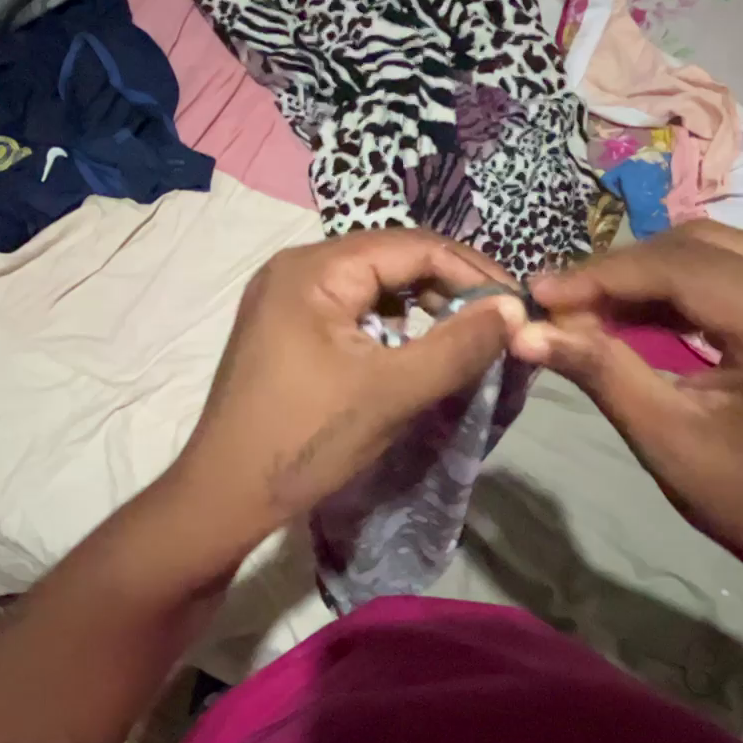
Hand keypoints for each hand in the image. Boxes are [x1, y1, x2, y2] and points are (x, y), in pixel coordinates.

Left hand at [171, 230, 524, 547]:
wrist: (224, 495)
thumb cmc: (305, 439)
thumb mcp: (391, 392)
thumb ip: (458, 346)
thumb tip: (513, 309)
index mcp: (315, 269)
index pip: (413, 246)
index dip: (472, 272)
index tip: (517, 306)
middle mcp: (296, 268)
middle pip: (392, 259)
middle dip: (449, 288)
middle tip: (495, 325)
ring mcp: (286, 298)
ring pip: (373, 286)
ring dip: (422, 307)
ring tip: (463, 338)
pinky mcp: (285, 328)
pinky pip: (351, 311)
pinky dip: (390, 326)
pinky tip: (413, 352)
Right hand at [510, 221, 742, 597]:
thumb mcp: (666, 440)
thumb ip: (600, 372)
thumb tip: (524, 333)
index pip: (688, 270)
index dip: (606, 275)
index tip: (540, 293)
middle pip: (701, 247)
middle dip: (622, 269)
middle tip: (561, 304)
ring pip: (713, 250)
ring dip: (644, 273)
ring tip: (586, 307)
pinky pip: (729, 271)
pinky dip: (672, 286)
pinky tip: (629, 311)